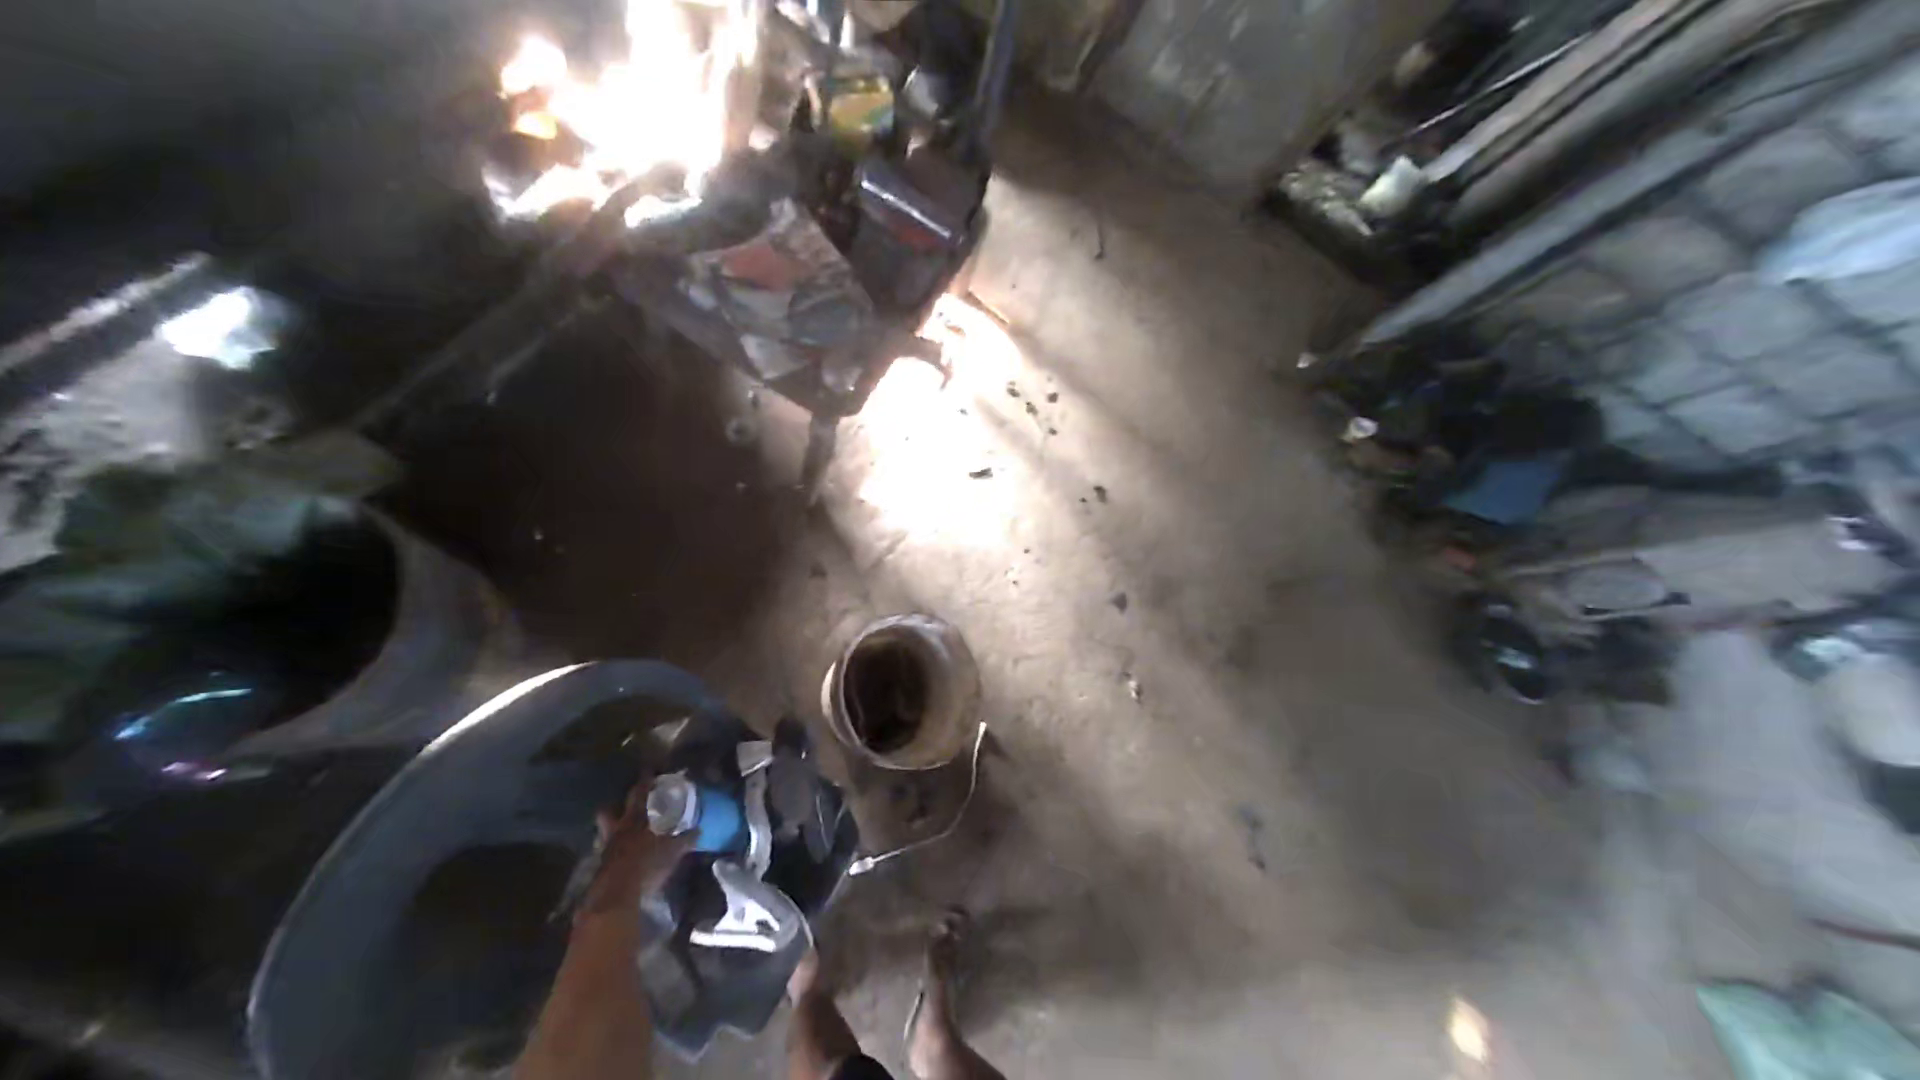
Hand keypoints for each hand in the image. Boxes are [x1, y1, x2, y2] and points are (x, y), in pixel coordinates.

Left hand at [579, 783, 690, 917]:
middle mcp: (618, 828)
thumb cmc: (647, 865)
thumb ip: (686, 838)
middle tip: (634, 796)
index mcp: (636, 818)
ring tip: (625, 822)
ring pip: (605, 827)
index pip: (640, 792)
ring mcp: (607, 846)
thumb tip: (698, 829)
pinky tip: (625, 849)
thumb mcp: (674, 851)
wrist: (617, 895)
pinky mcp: (602, 864)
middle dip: (620, 803)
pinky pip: (607, 846)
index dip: (645, 780)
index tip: (650, 771)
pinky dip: (615, 844)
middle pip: (611, 808)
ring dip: (612, 822)